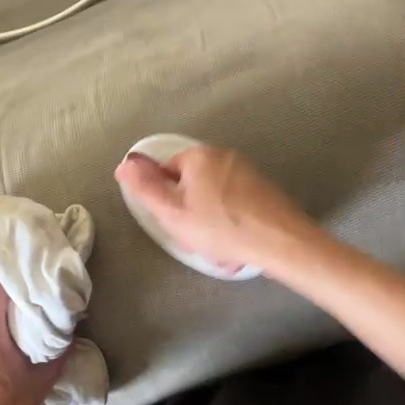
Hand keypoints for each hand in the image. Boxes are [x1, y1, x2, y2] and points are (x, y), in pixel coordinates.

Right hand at [114, 145, 319, 274]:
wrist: (280, 241)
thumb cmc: (219, 228)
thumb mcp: (172, 212)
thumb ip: (145, 187)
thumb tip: (124, 163)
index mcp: (198, 156)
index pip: (167, 173)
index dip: (167, 201)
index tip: (176, 224)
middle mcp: (224, 155)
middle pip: (193, 186)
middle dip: (192, 213)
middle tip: (198, 239)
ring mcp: (248, 171)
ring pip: (216, 200)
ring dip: (213, 224)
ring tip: (220, 248)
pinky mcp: (265, 189)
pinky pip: (237, 207)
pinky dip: (233, 225)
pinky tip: (238, 246)